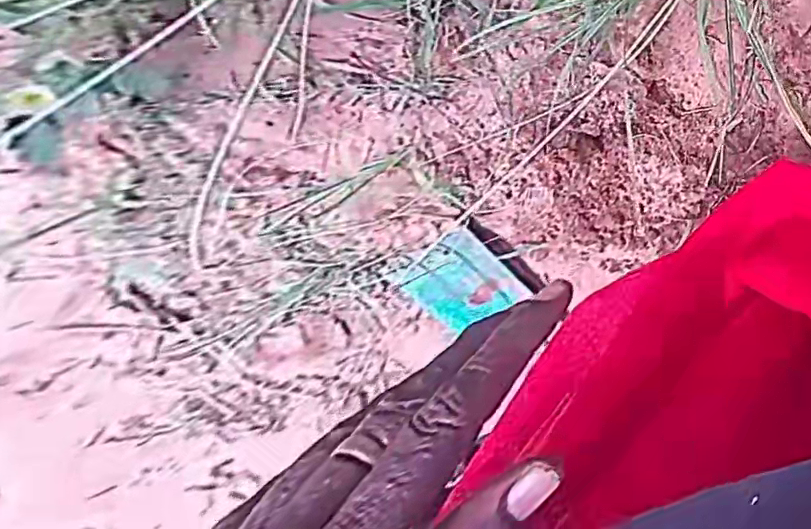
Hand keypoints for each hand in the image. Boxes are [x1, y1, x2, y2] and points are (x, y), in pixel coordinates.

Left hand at [215, 281, 572, 528]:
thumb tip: (539, 475)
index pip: (446, 418)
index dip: (505, 351)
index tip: (550, 303)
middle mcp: (301, 523)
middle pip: (403, 409)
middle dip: (476, 347)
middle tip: (531, 305)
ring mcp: (259, 528)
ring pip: (357, 427)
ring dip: (431, 377)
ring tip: (481, 344)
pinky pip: (311, 463)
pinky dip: (370, 424)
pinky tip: (393, 412)